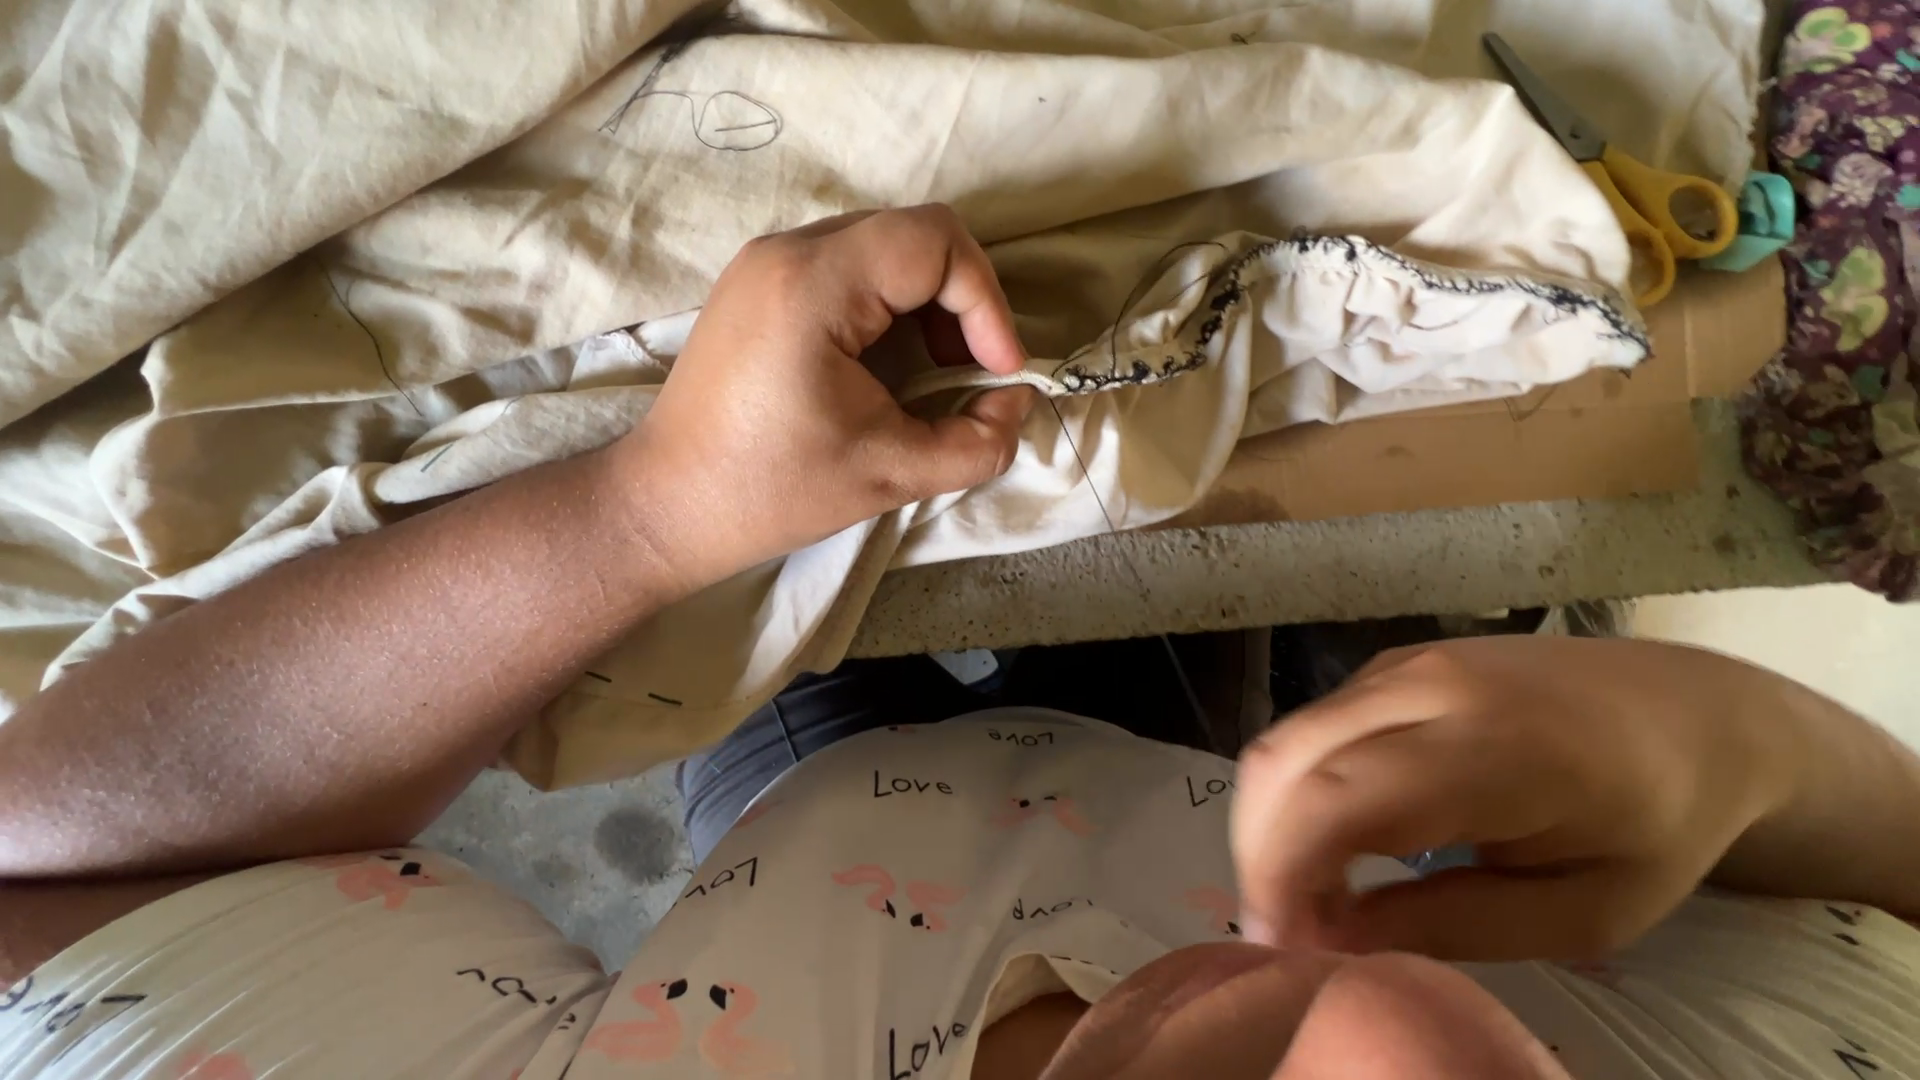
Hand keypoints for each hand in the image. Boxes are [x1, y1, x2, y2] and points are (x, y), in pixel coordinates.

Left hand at [613, 205, 1037, 590]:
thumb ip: (979, 441)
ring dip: (931, 303)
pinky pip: (852, 267)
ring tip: (939, 371)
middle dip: (964, 301)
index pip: (936, 241)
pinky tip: (893, 362)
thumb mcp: (893, 474)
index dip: (986, 302)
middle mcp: (788, 250)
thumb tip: (1016, 403)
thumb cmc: (774, 491)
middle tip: (974, 370)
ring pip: (885, 246)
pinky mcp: (761, 284)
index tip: (998, 371)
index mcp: (815, 284)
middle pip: (915, 233)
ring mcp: (768, 261)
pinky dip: (892, 305)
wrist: (670, 505)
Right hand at [1230, 636, 1796, 961]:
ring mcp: (1394, 666)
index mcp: (1493, 750)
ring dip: (1267, 820)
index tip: (1278, 946)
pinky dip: (1293, 790)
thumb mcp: (1584, 912)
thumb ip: (1453, 925)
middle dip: (1258, 850)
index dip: (1285, 872)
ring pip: (1283, 741)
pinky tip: (1324, 837)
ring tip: (1299, 890)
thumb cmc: (1656, 823)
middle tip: (1278, 926)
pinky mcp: (1381, 666)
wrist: (1685, 706)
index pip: (1342, 799)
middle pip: (1285, 761)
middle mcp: (1423, 687)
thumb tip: (1332, 937)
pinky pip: (1309, 729)